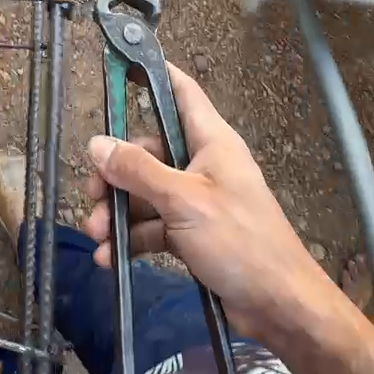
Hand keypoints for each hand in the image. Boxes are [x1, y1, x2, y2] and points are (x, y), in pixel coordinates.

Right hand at [80, 64, 331, 342]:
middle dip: (116, 172)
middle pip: (149, 151)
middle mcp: (203, 163)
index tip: (120, 65)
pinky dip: (132, 238)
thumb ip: (138, 170)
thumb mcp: (183, 200)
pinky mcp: (194, 233)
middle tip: (92, 193)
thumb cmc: (240, 241)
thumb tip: (97, 144)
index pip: (180, 91)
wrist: (282, 308)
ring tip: (96, 233)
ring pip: (147, 192)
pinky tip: (109, 256)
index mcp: (211, 140)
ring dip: (119, 211)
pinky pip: (154, 225)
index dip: (153, 74)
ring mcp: (198, 200)